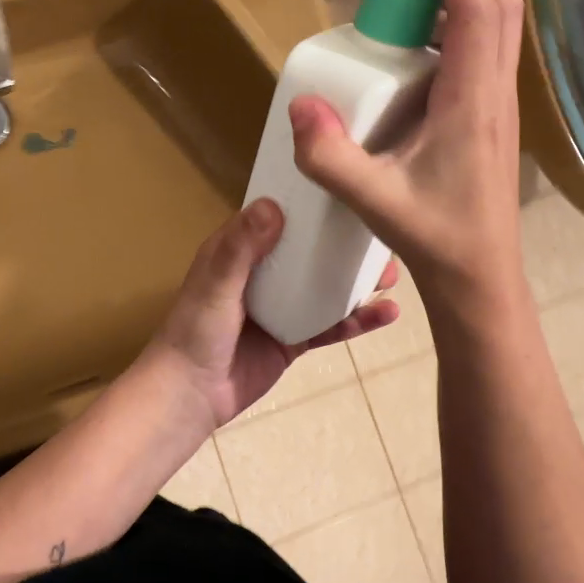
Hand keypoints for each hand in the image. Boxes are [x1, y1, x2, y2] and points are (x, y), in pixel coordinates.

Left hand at [143, 198, 401, 431]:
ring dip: (356, 280)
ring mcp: (280, 308)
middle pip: (308, 250)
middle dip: (342, 243)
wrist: (191, 394)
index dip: (305, 203)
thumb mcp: (215, 283)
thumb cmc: (195, 331)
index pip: (275, 216)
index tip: (345, 188)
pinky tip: (387, 314)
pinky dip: (357, 320)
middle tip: (382, 237)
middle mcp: (260, 274)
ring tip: (393, 274)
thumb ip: (240, 248)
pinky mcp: (293, 340)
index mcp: (235, 251)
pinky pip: (330, 325)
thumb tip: (273, 205)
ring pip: (324, 286)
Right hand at [291, 0, 526, 327]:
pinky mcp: (487, 114)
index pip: (478, 15)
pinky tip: (424, 30)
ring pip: (499, 24)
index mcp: (472, 105)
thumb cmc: (435, 240)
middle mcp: (493, 94)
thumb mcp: (372, 201)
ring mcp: (496, 104)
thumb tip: (301, 103)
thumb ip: (330, 156)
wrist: (481, 279)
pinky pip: (485, 47)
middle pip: (501, 5)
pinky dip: (463, 17)